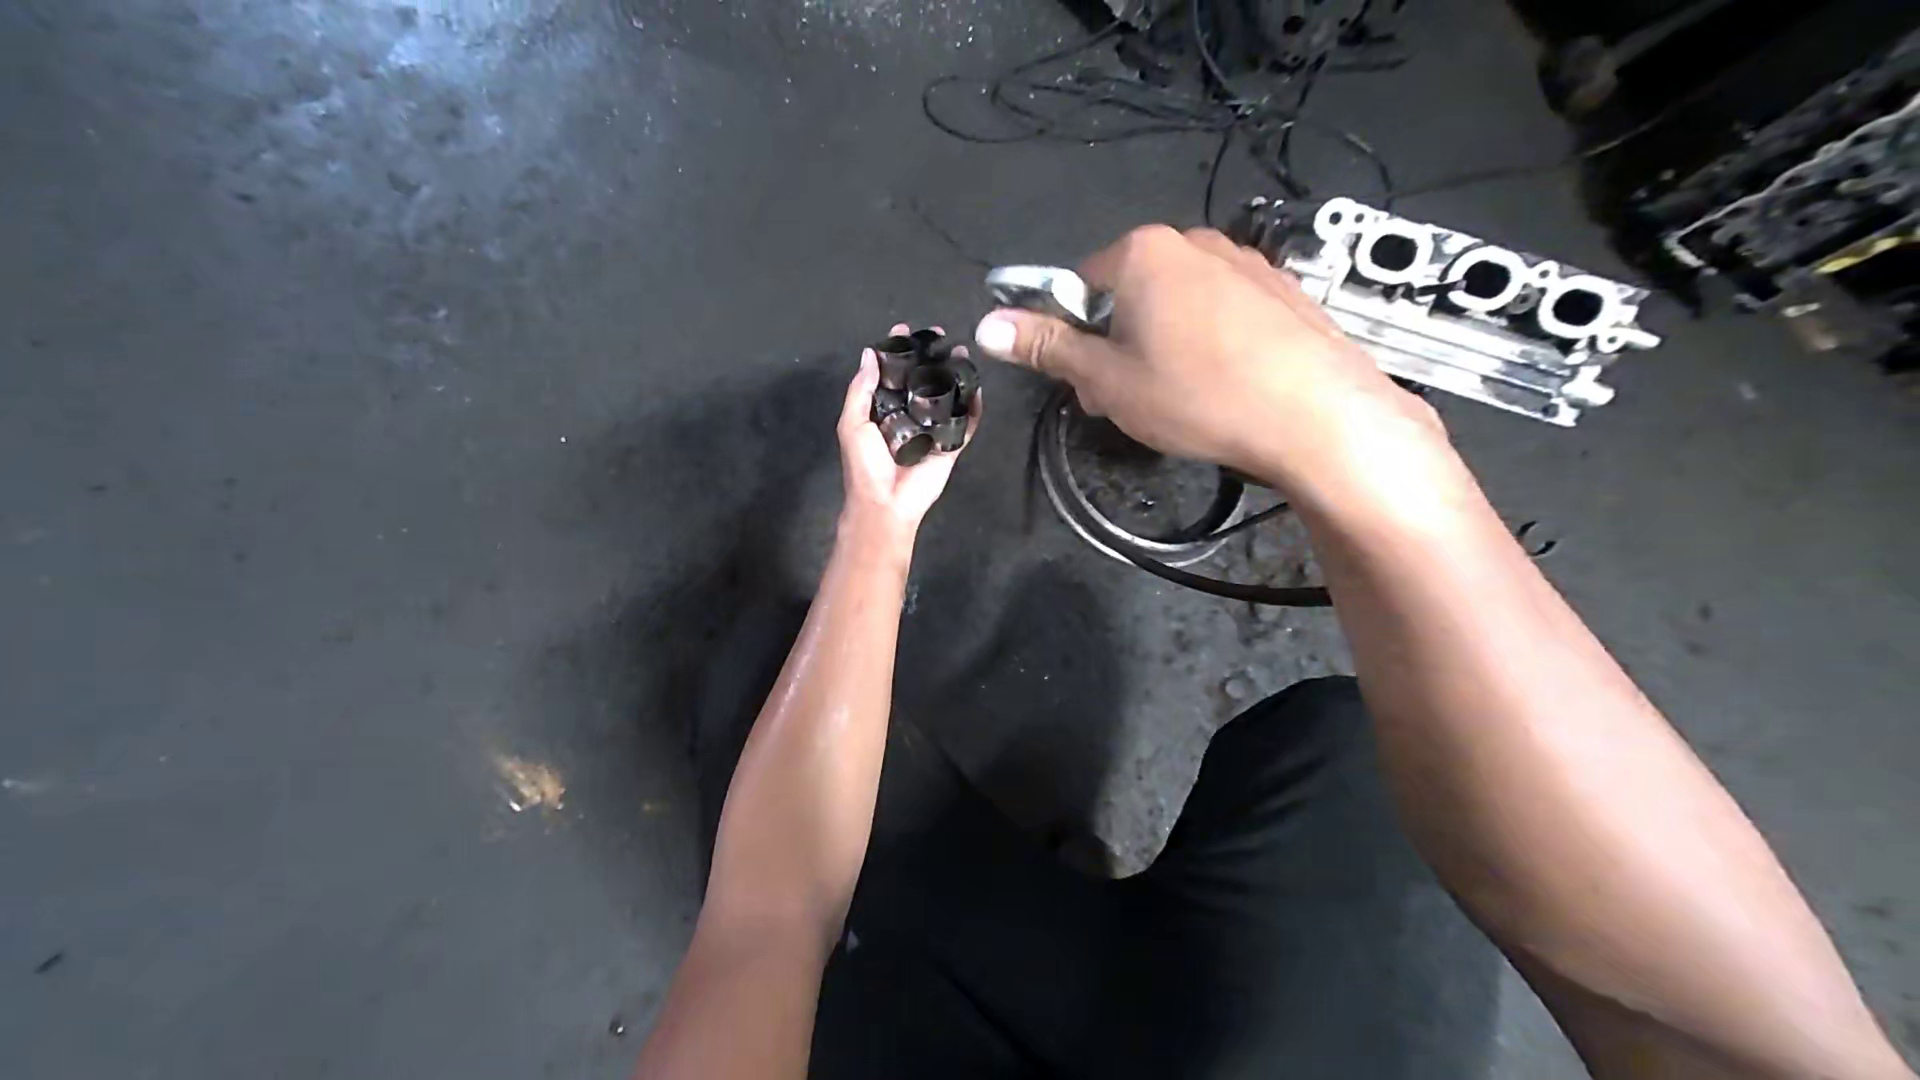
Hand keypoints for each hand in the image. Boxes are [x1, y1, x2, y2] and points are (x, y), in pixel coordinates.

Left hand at [836, 324, 979, 537]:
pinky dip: (973, 407)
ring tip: (962, 353)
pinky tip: (977, 387)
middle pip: (923, 379)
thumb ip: (861, 389)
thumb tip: (870, 353)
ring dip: (955, 374)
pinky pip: (965, 424)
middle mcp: (909, 415)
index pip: (893, 373)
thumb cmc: (864, 465)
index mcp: (883, 409)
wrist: (885, 503)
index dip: (898, 350)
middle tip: (940, 336)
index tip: (905, 329)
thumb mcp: (852, 423)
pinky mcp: (950, 446)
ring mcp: (932, 430)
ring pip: (946, 396)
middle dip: (931, 356)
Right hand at [972, 226, 1448, 502]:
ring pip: (1172, 304)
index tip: (1088, 384)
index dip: (1072, 340)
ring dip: (1157, 346)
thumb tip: (987, 324)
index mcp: (1142, 253)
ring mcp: (1242, 261)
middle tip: (1128, 399)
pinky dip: (1204, 342)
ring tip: (1178, 397)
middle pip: (1125, 294)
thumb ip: (1046, 348)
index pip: (1076, 287)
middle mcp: (1192, 241)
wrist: (1317, 415)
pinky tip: (1220, 383)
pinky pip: (1217, 310)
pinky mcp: (1278, 288)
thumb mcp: (1107, 380)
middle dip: (1115, 345)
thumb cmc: (1196, 396)